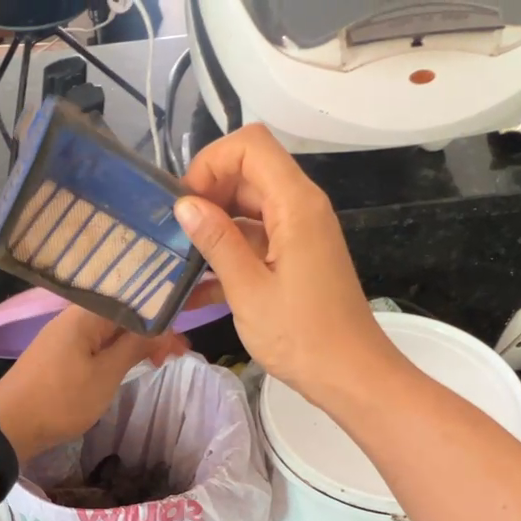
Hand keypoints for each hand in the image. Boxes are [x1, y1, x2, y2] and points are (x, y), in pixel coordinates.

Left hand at [0, 306, 186, 459]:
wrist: (8, 426)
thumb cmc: (60, 400)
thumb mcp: (105, 375)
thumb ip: (135, 346)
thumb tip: (165, 326)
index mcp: (88, 313)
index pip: (138, 300)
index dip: (168, 310)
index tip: (190, 330)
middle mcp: (76, 316)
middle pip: (125, 313)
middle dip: (155, 328)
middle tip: (180, 354)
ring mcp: (65, 336)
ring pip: (111, 331)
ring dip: (137, 342)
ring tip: (161, 360)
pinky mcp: (59, 355)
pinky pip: (97, 344)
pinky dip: (118, 352)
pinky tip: (131, 364)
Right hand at [174, 125, 398, 403]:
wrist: (348, 374)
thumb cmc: (300, 335)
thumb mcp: (248, 290)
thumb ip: (217, 242)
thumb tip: (184, 205)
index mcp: (295, 204)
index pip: (250, 145)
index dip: (210, 162)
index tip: (183, 204)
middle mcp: (300, 208)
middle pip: (247, 173)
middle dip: (206, 196)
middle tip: (172, 235)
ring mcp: (298, 234)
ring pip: (247, 209)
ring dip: (212, 229)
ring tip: (177, 262)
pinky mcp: (294, 259)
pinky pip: (255, 241)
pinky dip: (227, 256)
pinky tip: (194, 290)